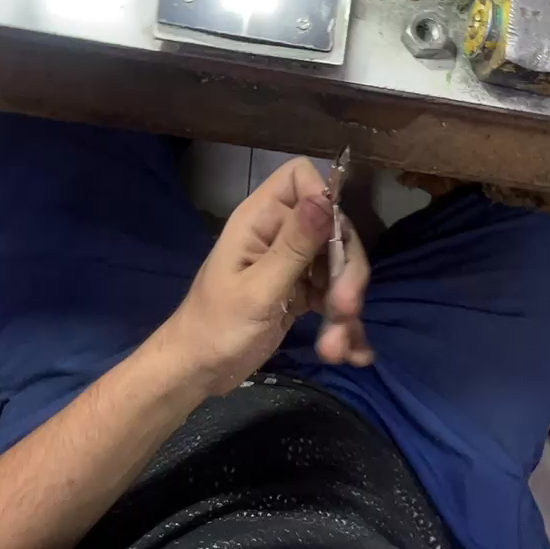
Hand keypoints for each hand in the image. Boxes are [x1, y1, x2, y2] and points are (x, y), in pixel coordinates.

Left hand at [149, 158, 373, 395]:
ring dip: (344, 307)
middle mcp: (278, 232)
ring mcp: (291, 262)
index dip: (325, 198)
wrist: (197, 372)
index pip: (300, 177)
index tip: (336, 240)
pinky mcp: (300, 290)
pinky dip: (343, 323)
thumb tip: (326, 199)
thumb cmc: (216, 328)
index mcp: (259, 219)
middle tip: (345, 310)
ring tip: (335, 349)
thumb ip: (294, 246)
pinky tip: (352, 353)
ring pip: (338, 265)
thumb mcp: (258, 290)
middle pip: (333, 227)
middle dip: (345, 270)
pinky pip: (332, 294)